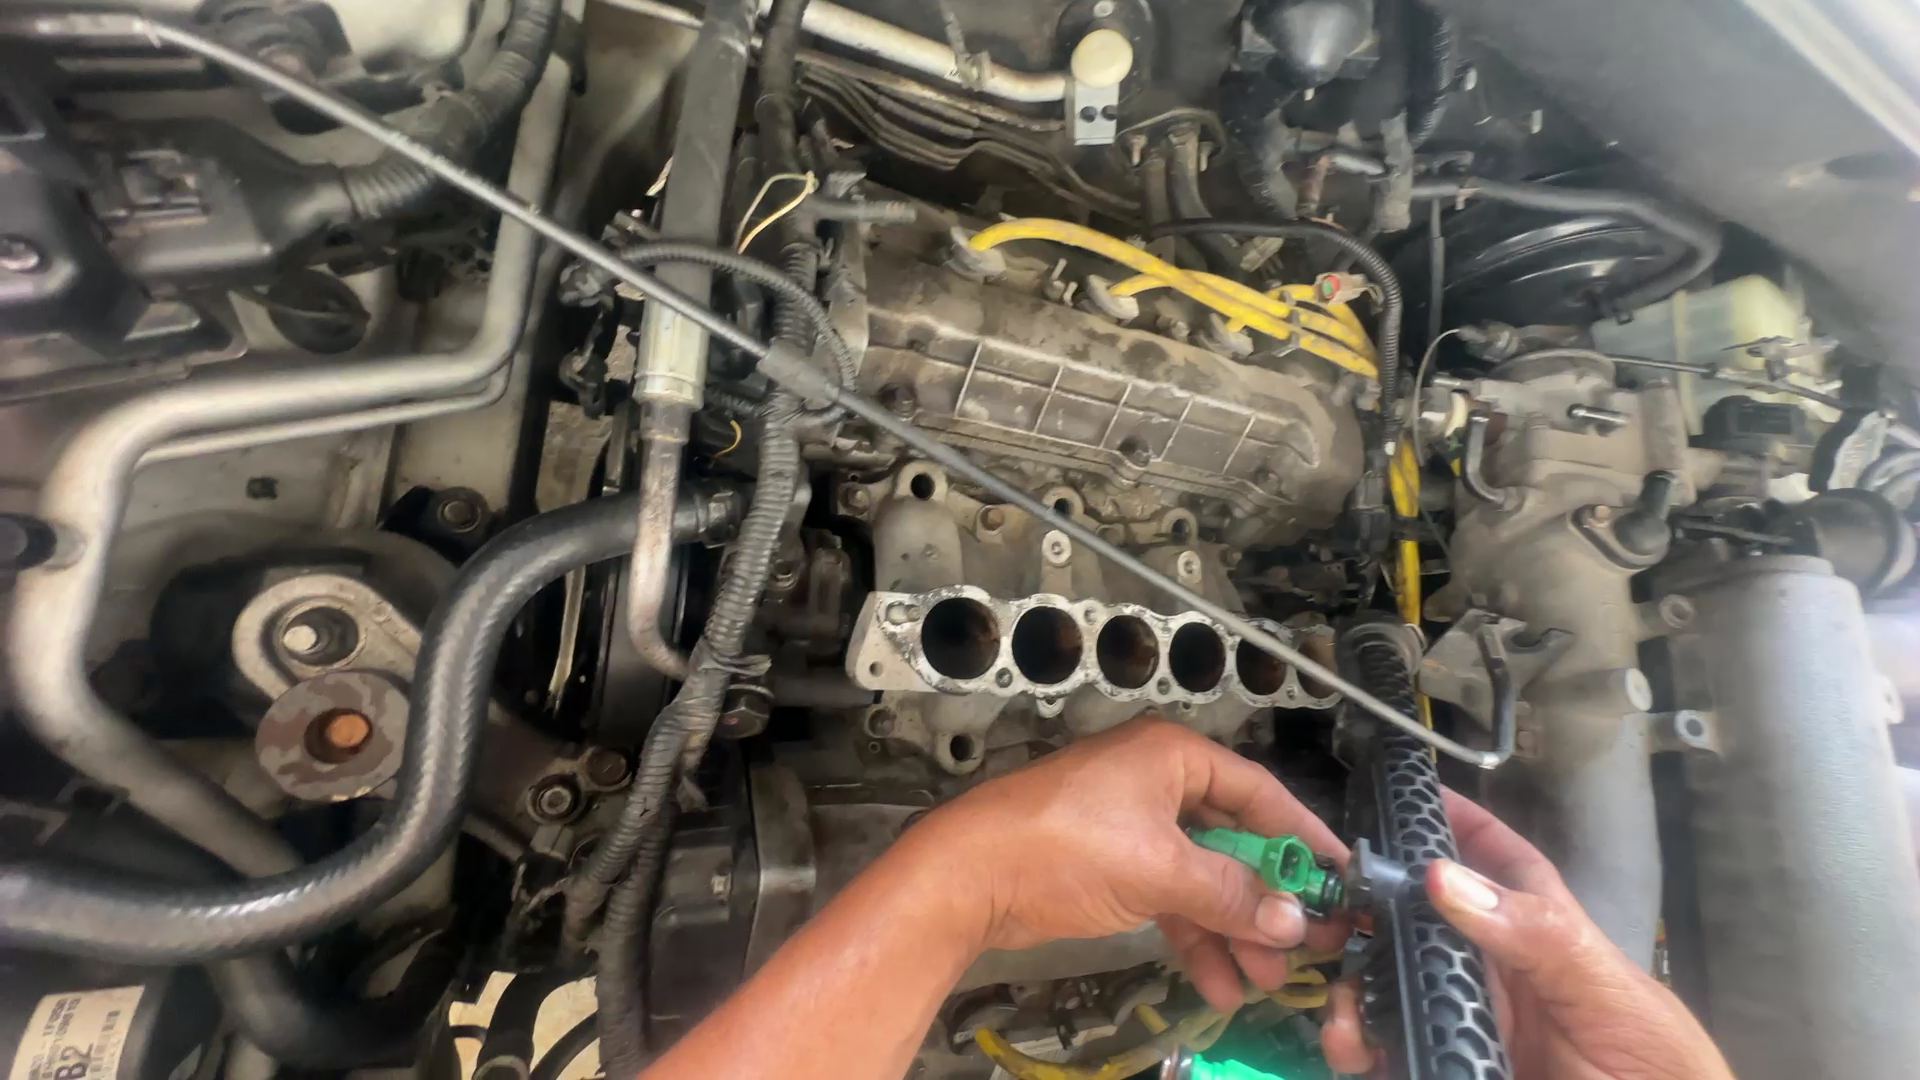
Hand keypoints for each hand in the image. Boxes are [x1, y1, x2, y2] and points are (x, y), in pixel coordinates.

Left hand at [897, 718, 1349, 1013]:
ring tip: (1264, 980)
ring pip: (1200, 873)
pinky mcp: (1112, 860)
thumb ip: (1231, 893)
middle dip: (1265, 895)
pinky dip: (1191, 932)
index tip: (1343, 878)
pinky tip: (1216, 983)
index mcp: (1172, 756)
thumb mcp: (1159, 868)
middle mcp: (1156, 780)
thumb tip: (1294, 919)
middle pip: (1231, 838)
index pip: (1258, 791)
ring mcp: (1132, 822)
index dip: (1303, 835)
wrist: (974, 870)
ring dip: (1232, 925)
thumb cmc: (1069, 846)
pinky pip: (1168, 893)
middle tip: (1307, 947)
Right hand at [1320, 792, 1732, 1079]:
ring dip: (1352, 979)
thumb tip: (1440, 873)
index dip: (1462, 822)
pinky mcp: (1437, 1065)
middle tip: (1329, 902)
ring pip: (1387, 979)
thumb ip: (1542, 940)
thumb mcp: (1620, 1011)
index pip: (1504, 866)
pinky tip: (1347, 1044)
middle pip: (1418, 917)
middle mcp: (1498, 976)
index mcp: (1546, 944)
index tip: (1409, 789)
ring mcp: (1466, 1024)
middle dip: (1369, 904)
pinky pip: (1380, 1045)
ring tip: (1342, 1004)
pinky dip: (1350, 1039)